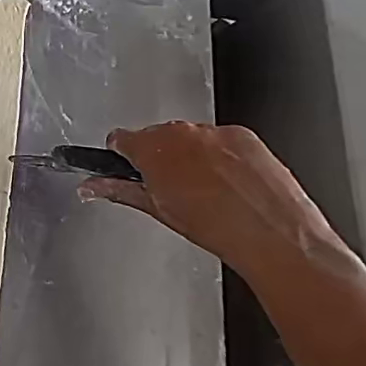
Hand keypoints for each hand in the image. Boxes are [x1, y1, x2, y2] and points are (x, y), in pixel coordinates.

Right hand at [78, 121, 356, 271]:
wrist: (273, 233)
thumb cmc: (216, 227)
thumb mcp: (158, 211)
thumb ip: (119, 190)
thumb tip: (92, 186)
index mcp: (152, 148)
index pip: (121, 138)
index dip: (120, 153)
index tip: (124, 164)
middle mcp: (181, 133)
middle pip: (157, 136)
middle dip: (159, 157)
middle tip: (170, 189)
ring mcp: (213, 132)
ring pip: (190, 138)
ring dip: (191, 156)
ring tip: (206, 192)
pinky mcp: (242, 135)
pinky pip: (221, 140)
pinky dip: (222, 156)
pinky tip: (230, 185)